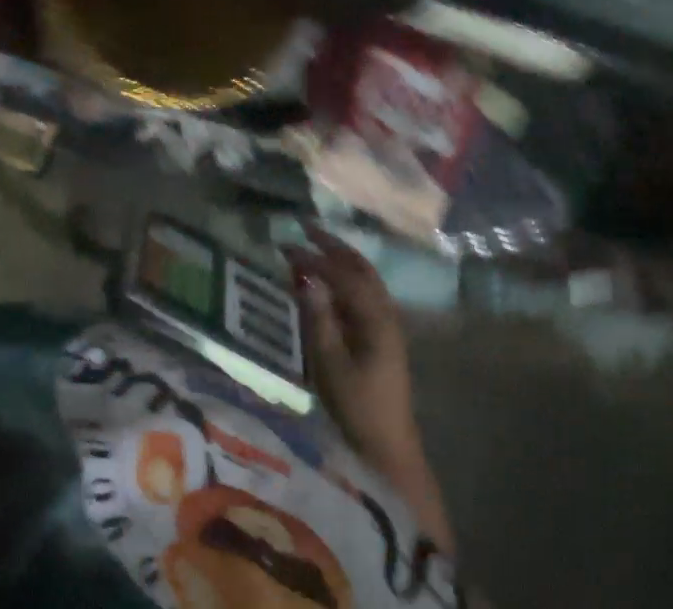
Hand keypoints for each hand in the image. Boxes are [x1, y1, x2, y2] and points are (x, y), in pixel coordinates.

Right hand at [296, 228, 418, 472]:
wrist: (385, 444)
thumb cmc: (356, 404)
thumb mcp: (329, 362)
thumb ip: (318, 318)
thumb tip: (307, 278)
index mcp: (376, 319)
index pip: (343, 275)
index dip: (315, 258)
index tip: (286, 245)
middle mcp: (386, 315)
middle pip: (362, 270)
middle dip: (334, 247)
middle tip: (305, 229)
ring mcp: (386, 326)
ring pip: (365, 281)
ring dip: (340, 260)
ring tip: (314, 247)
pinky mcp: (380, 338)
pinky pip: (362, 296)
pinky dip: (344, 279)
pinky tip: (326, 281)